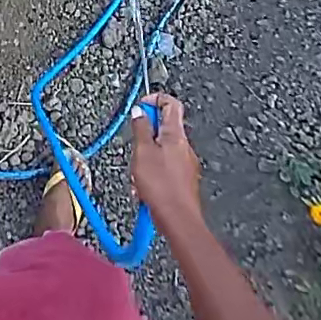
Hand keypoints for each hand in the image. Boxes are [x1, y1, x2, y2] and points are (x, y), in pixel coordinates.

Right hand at [130, 93, 203, 238]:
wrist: (178, 220)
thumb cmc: (162, 187)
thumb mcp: (142, 152)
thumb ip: (140, 128)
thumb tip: (139, 112)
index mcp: (175, 134)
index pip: (170, 103)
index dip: (154, 99)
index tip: (140, 107)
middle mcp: (183, 146)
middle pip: (163, 127)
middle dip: (144, 136)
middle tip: (136, 148)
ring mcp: (184, 163)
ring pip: (160, 150)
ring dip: (145, 158)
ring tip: (138, 174)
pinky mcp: (182, 179)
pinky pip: (164, 168)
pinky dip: (151, 173)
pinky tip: (143, 188)